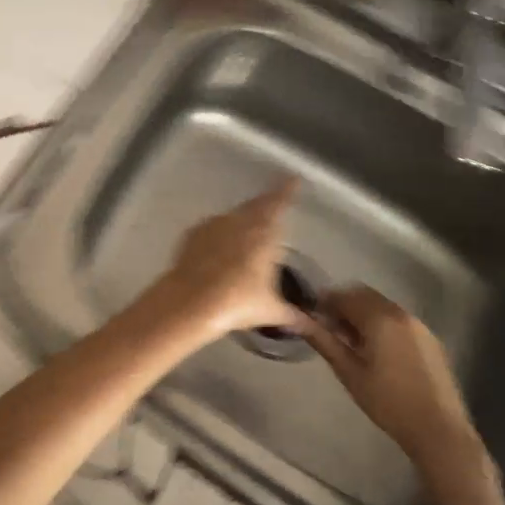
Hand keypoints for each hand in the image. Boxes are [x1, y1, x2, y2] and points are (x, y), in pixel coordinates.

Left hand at [137, 179, 301, 338]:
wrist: (191, 301)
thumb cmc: (238, 302)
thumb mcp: (270, 310)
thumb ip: (293, 315)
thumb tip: (313, 326)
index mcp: (265, 232)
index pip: (279, 203)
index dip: (286, 190)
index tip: (292, 178)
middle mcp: (240, 221)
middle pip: (256, 206)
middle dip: (265, 204)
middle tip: (272, 205)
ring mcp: (213, 225)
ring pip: (233, 216)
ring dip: (241, 220)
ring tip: (246, 232)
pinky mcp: (192, 234)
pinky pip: (211, 229)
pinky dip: (218, 234)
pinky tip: (218, 250)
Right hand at [300, 288, 482, 470]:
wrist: (437, 428)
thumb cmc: (387, 401)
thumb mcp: (349, 372)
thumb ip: (324, 341)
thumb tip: (298, 320)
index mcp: (379, 318)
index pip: (345, 295)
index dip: (324, 302)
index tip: (312, 317)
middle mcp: (400, 313)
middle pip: (364, 295)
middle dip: (344, 305)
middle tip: (329, 329)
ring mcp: (419, 325)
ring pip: (382, 306)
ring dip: (363, 314)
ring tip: (351, 342)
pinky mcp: (430, 339)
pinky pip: (398, 319)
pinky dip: (381, 324)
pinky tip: (377, 351)